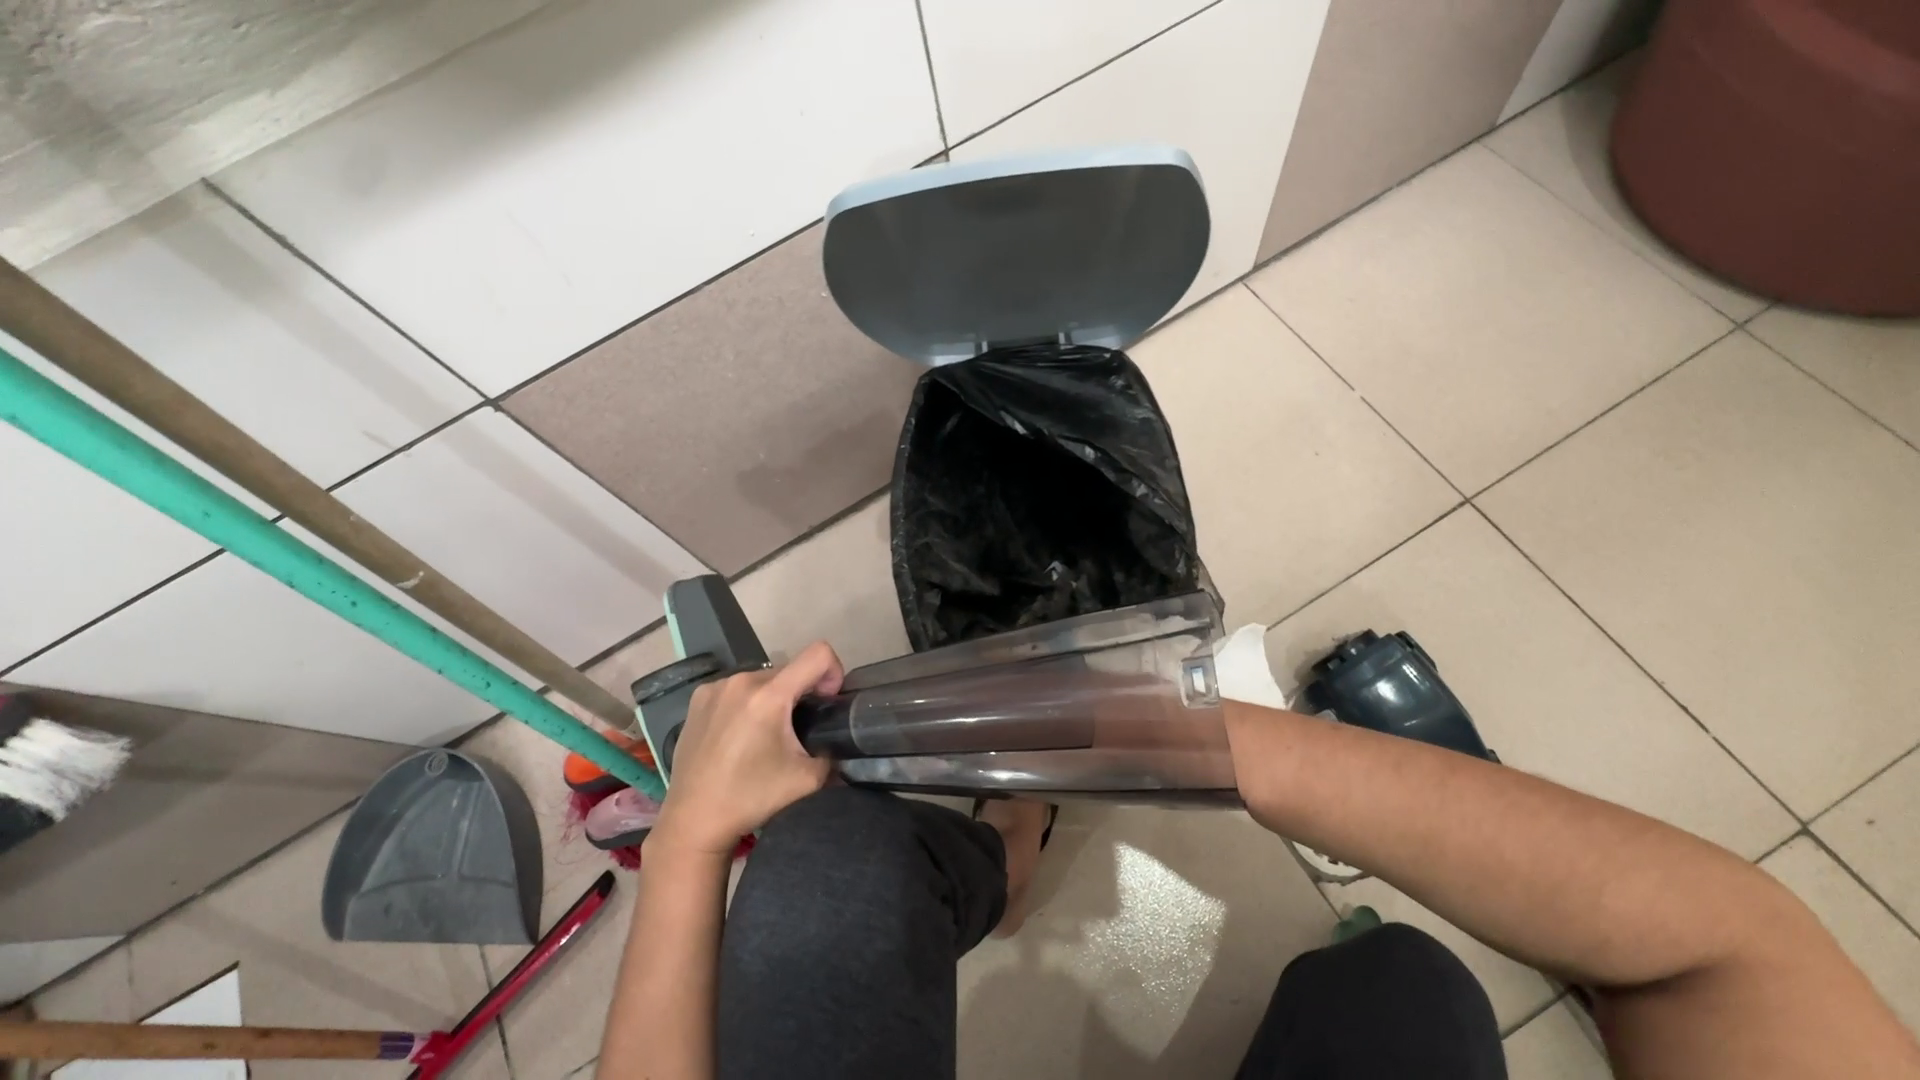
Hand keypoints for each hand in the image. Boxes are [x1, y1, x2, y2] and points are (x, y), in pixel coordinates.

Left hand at [649, 642, 843, 856]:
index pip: (818, 654)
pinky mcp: (698, 699)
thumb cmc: (751, 798)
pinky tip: (740, 735)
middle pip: (789, 670)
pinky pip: (736, 689)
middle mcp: (740, 682)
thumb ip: (833, 753)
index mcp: (768, 696)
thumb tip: (841, 743)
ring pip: (762, 680)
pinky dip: (748, 703)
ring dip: (775, 698)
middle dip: (803, 693)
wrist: (694, 820)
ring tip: (767, 735)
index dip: (834, 673)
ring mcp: (715, 688)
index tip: (828, 704)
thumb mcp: (807, 780)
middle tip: (798, 730)